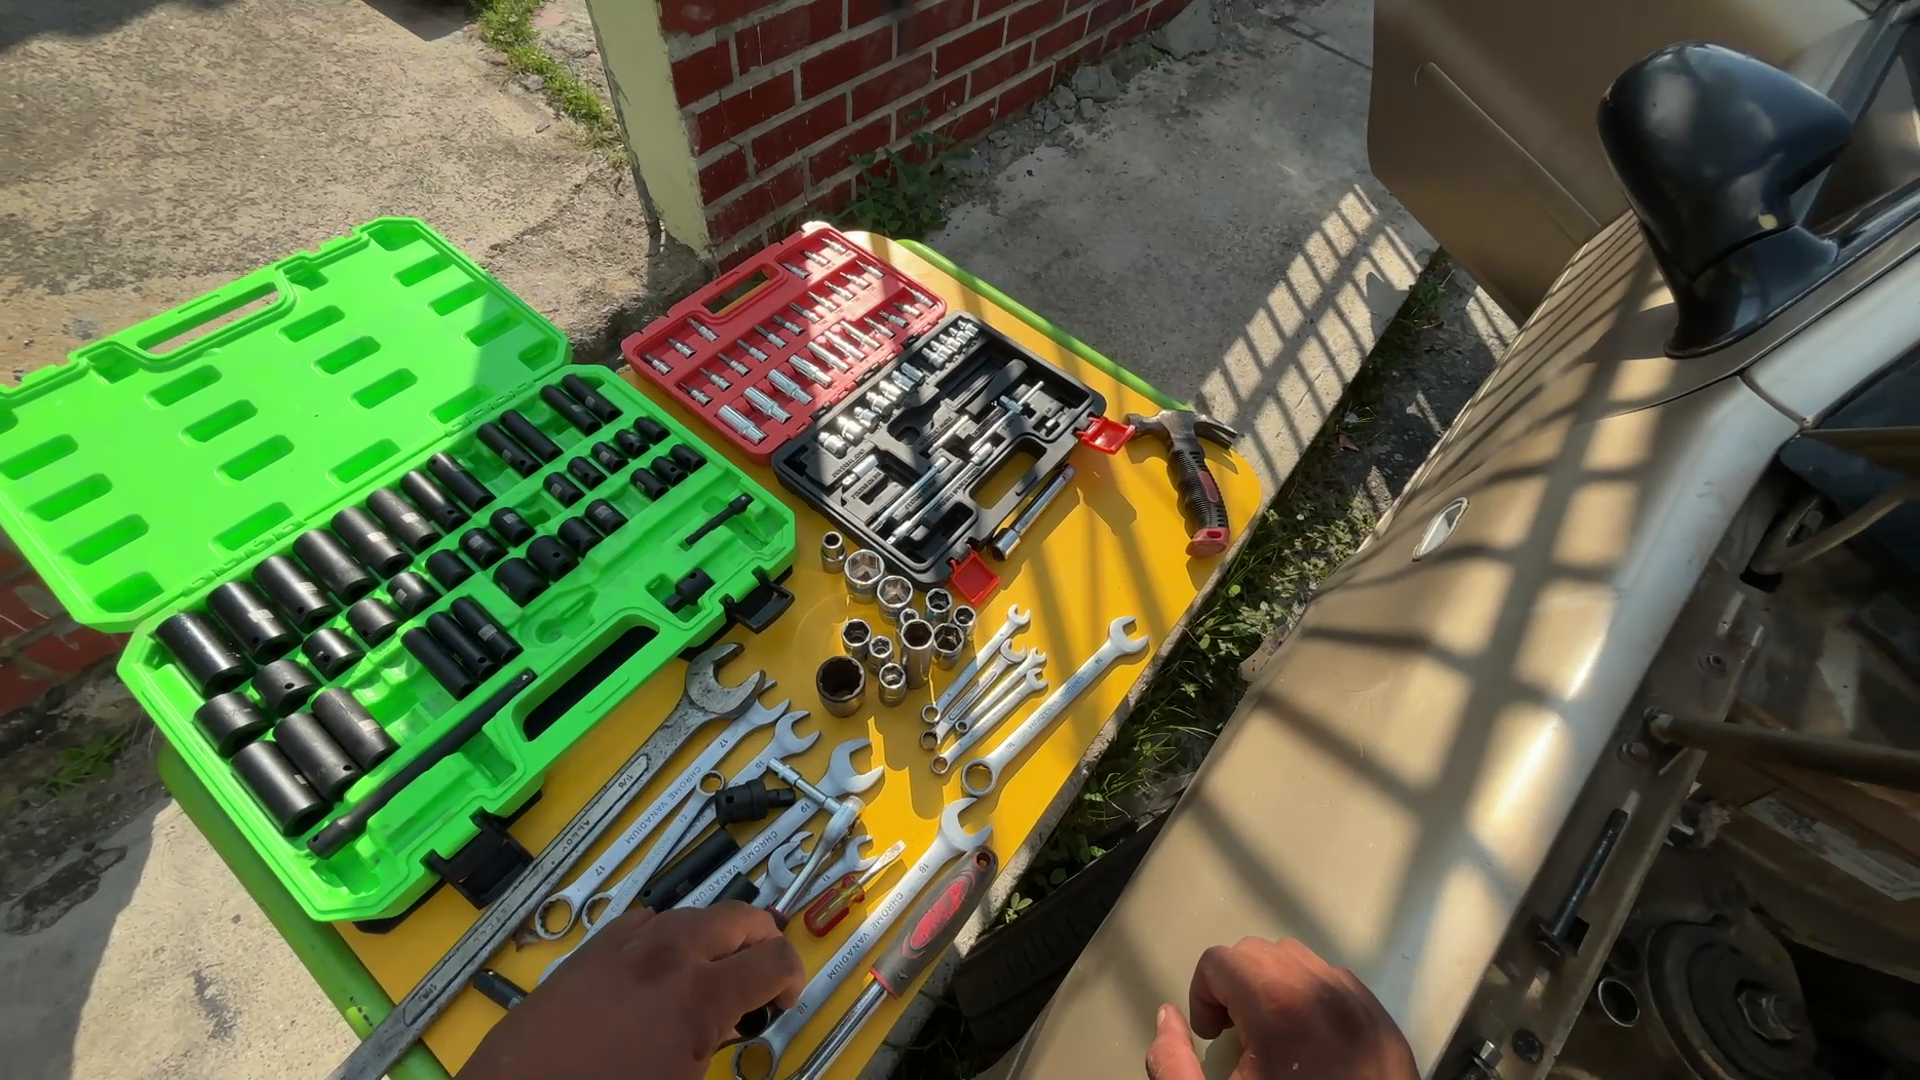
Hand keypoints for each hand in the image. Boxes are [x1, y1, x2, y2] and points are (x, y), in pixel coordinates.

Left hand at [458, 902, 804, 1079]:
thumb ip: (715, 1044)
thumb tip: (728, 1024)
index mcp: (700, 995)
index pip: (774, 959)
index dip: (793, 975)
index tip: (786, 997)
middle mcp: (671, 953)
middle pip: (742, 917)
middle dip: (762, 941)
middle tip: (759, 979)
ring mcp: (629, 943)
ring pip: (695, 913)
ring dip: (715, 938)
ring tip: (707, 977)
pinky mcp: (592, 948)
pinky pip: (646, 921)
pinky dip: (667, 937)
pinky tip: (657, 969)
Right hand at [1145, 937, 1416, 1079]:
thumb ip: (1173, 1065)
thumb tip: (1168, 1017)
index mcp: (1279, 1007)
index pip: (1219, 961)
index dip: (1203, 996)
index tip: (1212, 1040)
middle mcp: (1322, 992)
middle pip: (1256, 953)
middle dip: (1236, 988)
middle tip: (1239, 1039)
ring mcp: (1361, 1007)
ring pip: (1298, 960)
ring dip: (1273, 987)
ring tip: (1274, 1039)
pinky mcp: (1386, 1026)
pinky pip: (1335, 982)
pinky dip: (1312, 998)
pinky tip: (1312, 1046)